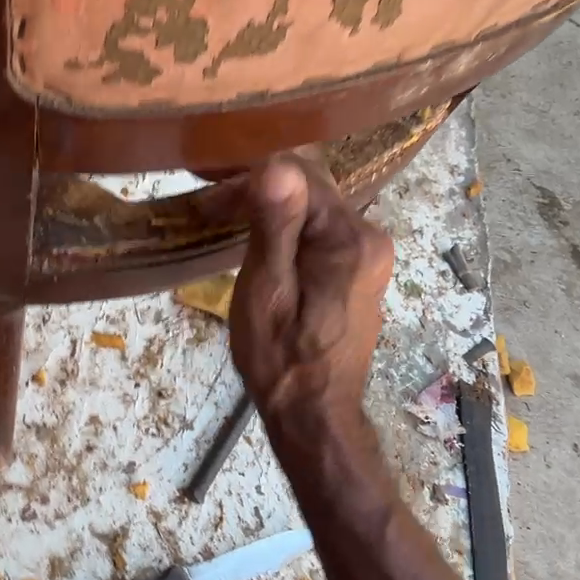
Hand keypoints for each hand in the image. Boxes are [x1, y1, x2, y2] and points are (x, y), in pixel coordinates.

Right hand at [229, 155, 394, 414]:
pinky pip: (319, 229)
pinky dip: (285, 226)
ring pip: (313, 207)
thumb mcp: (266, 291)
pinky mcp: (359, 269)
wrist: (313, 415)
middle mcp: (371, 236)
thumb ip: (274, 226)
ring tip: (222, 218)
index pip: (300, 174)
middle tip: (209, 207)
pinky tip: (255, 238)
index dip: (250, 174)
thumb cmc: (280, 357)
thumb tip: (275, 165)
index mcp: (351, 238)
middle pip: (310, 188)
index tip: (208, 188)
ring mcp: (369, 254)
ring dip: (268, 206)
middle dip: (258, 188)